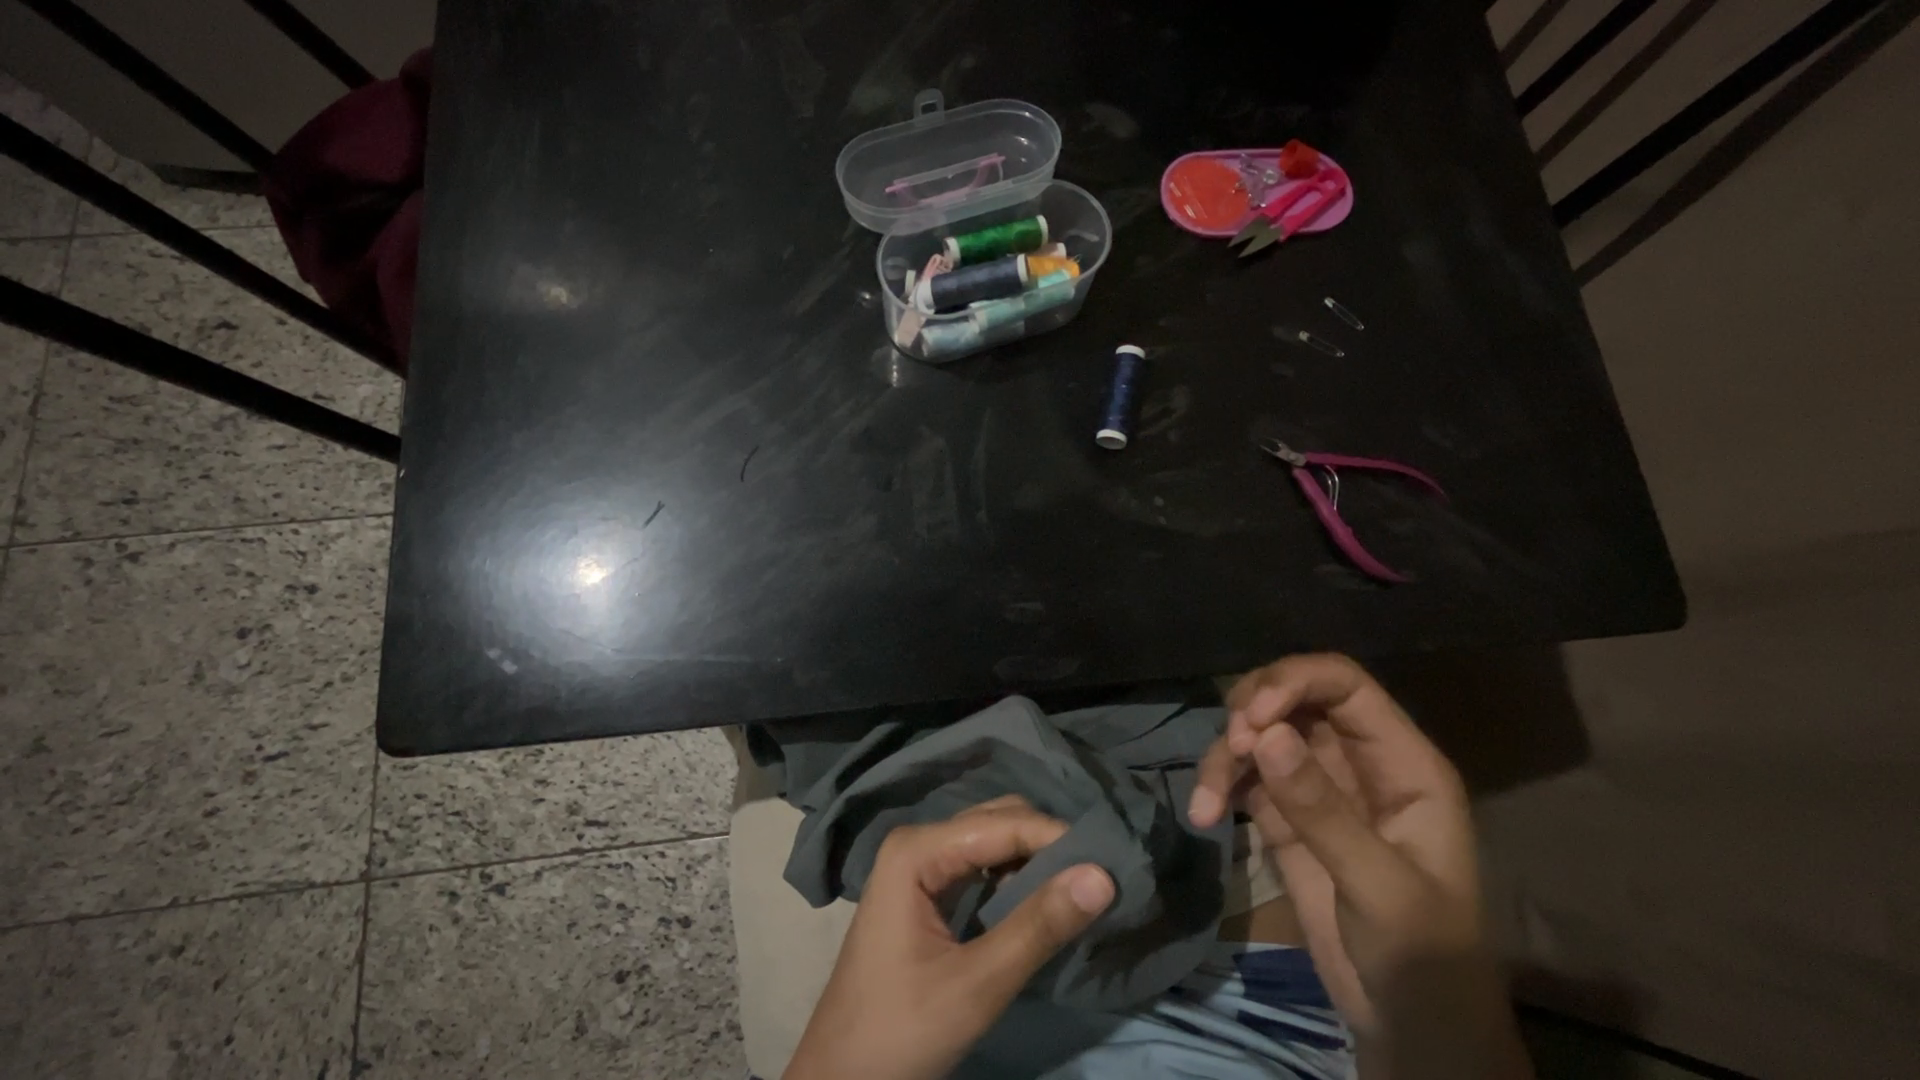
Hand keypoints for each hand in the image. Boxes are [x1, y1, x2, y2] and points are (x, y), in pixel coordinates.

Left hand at [784, 797, 1116, 1079]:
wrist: (843, 1076)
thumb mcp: (977, 984)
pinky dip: (1018, 877)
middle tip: (1102, 875)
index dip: (1060, 839)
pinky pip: (983, 867)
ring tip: (1085, 885)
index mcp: (918, 851)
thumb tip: (1103, 876)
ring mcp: (921, 866)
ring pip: (994, 841)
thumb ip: (1037, 927)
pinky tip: (1047, 900)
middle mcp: (919, 843)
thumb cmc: (901, 1029)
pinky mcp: (928, 891)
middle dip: (1050, 843)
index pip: (1005, 823)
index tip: (1113, 864)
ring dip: (1038, 860)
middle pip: (999, 821)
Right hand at [1189, 654, 1530, 1079]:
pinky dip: (1220, 786)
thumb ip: (1322, 811)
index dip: (1294, 682)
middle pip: (1295, 699)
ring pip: (1262, 736)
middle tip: (1230, 750)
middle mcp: (1359, 764)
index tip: (1250, 720)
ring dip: (1226, 755)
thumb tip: (1263, 737)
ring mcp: (1320, 790)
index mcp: (1403, 765)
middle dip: (1252, 712)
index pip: (1346, 687)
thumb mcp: (1380, 888)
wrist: (1412, 1029)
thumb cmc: (1422, 959)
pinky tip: (1204, 815)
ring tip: (1207, 802)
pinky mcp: (1287, 819)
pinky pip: (1247, 778)